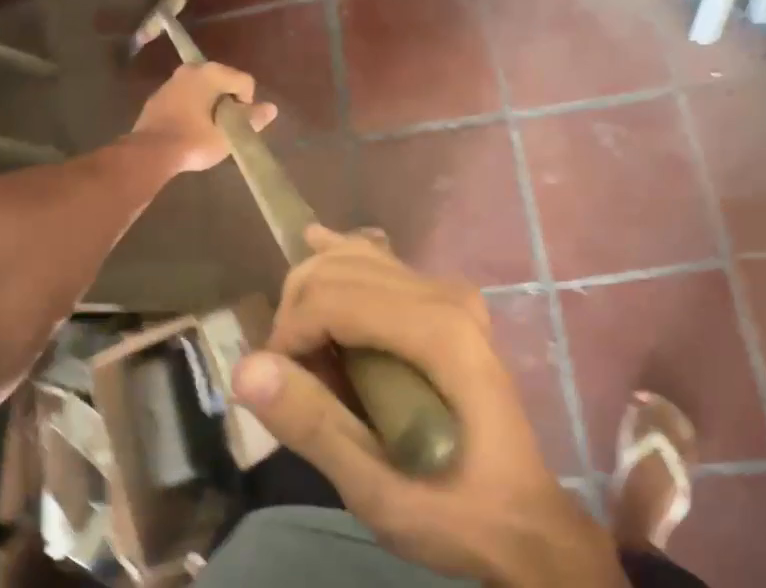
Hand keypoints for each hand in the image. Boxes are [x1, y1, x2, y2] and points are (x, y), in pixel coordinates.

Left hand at [129, 62, 276, 173]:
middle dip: (228, 101)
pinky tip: (188, 128)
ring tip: (207, 129)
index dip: (247, 104)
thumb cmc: (194, 141)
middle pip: (224, 81)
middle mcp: (192, 69)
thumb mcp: (229, 134)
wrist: (149, 153)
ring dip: (209, 104)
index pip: (245, 81)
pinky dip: (192, 107)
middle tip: (225, 126)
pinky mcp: (159, 95)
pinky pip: (185, 97)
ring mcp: (172, 80)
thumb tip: (272, 108)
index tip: (237, 124)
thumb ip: (253, 118)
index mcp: (211, 72)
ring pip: (203, 88)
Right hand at [230, 226, 626, 587]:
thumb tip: (246, 368)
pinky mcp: (449, 304)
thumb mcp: (378, 489)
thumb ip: (315, 425)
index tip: (275, 388)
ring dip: (315, 294)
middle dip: (298, 314)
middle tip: (292, 378)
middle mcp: (447, 296)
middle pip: (341, 269)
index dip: (289, 335)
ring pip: (357, 258)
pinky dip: (343, 264)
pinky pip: (381, 265)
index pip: (333, 296)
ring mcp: (452, 294)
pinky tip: (319, 243)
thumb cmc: (453, 511)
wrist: (520, 522)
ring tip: (303, 348)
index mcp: (438, 333)